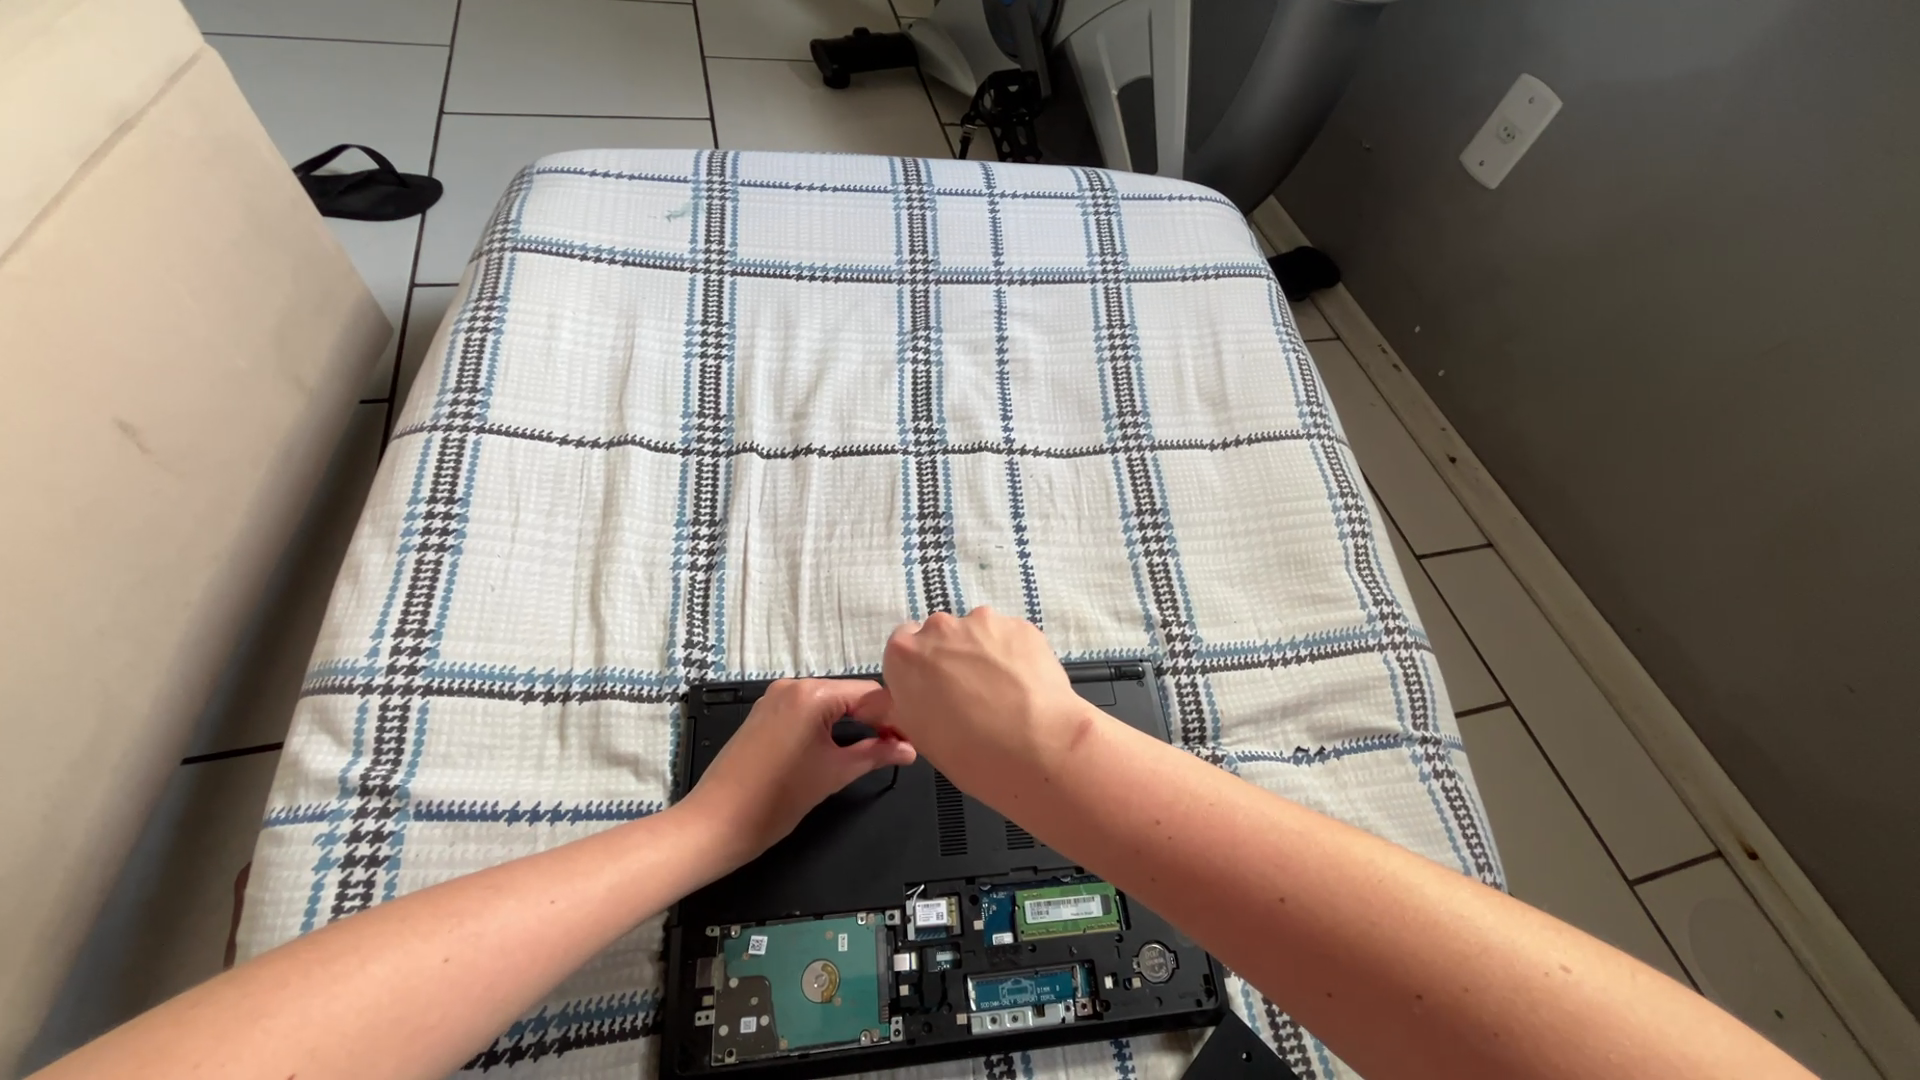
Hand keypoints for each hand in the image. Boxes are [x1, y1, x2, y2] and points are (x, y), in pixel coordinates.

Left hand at [680, 679, 915, 864]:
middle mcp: (793, 686)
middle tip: (900, 746)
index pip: (871, 694)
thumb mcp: (835, 773)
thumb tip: (907, 749)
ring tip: (877, 748)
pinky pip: (808, 711)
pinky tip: (843, 745)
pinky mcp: (765, 714)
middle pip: (851, 695)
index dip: (897, 717)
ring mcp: (775, 698)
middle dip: (877, 719)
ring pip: (830, 703)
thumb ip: (876, 754)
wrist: (717, 823)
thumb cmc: (775, 799)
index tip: (913, 739)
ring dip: (854, 722)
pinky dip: (829, 725)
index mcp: (812, 694)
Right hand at [854, 608, 1100, 793]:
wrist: (1037, 748)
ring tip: (1003, 692)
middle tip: (969, 695)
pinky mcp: (1020, 625)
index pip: (902, 649)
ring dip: (983, 654)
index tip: (933, 693)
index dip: (919, 671)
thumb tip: (877, 704)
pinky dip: (1013, 655)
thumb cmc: (969, 751)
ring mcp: (983, 622)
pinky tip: (1024, 686)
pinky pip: (1009, 637)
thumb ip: (896, 708)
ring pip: (977, 634)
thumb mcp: (917, 735)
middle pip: (940, 635)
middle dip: (950, 658)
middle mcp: (939, 628)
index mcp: (905, 654)